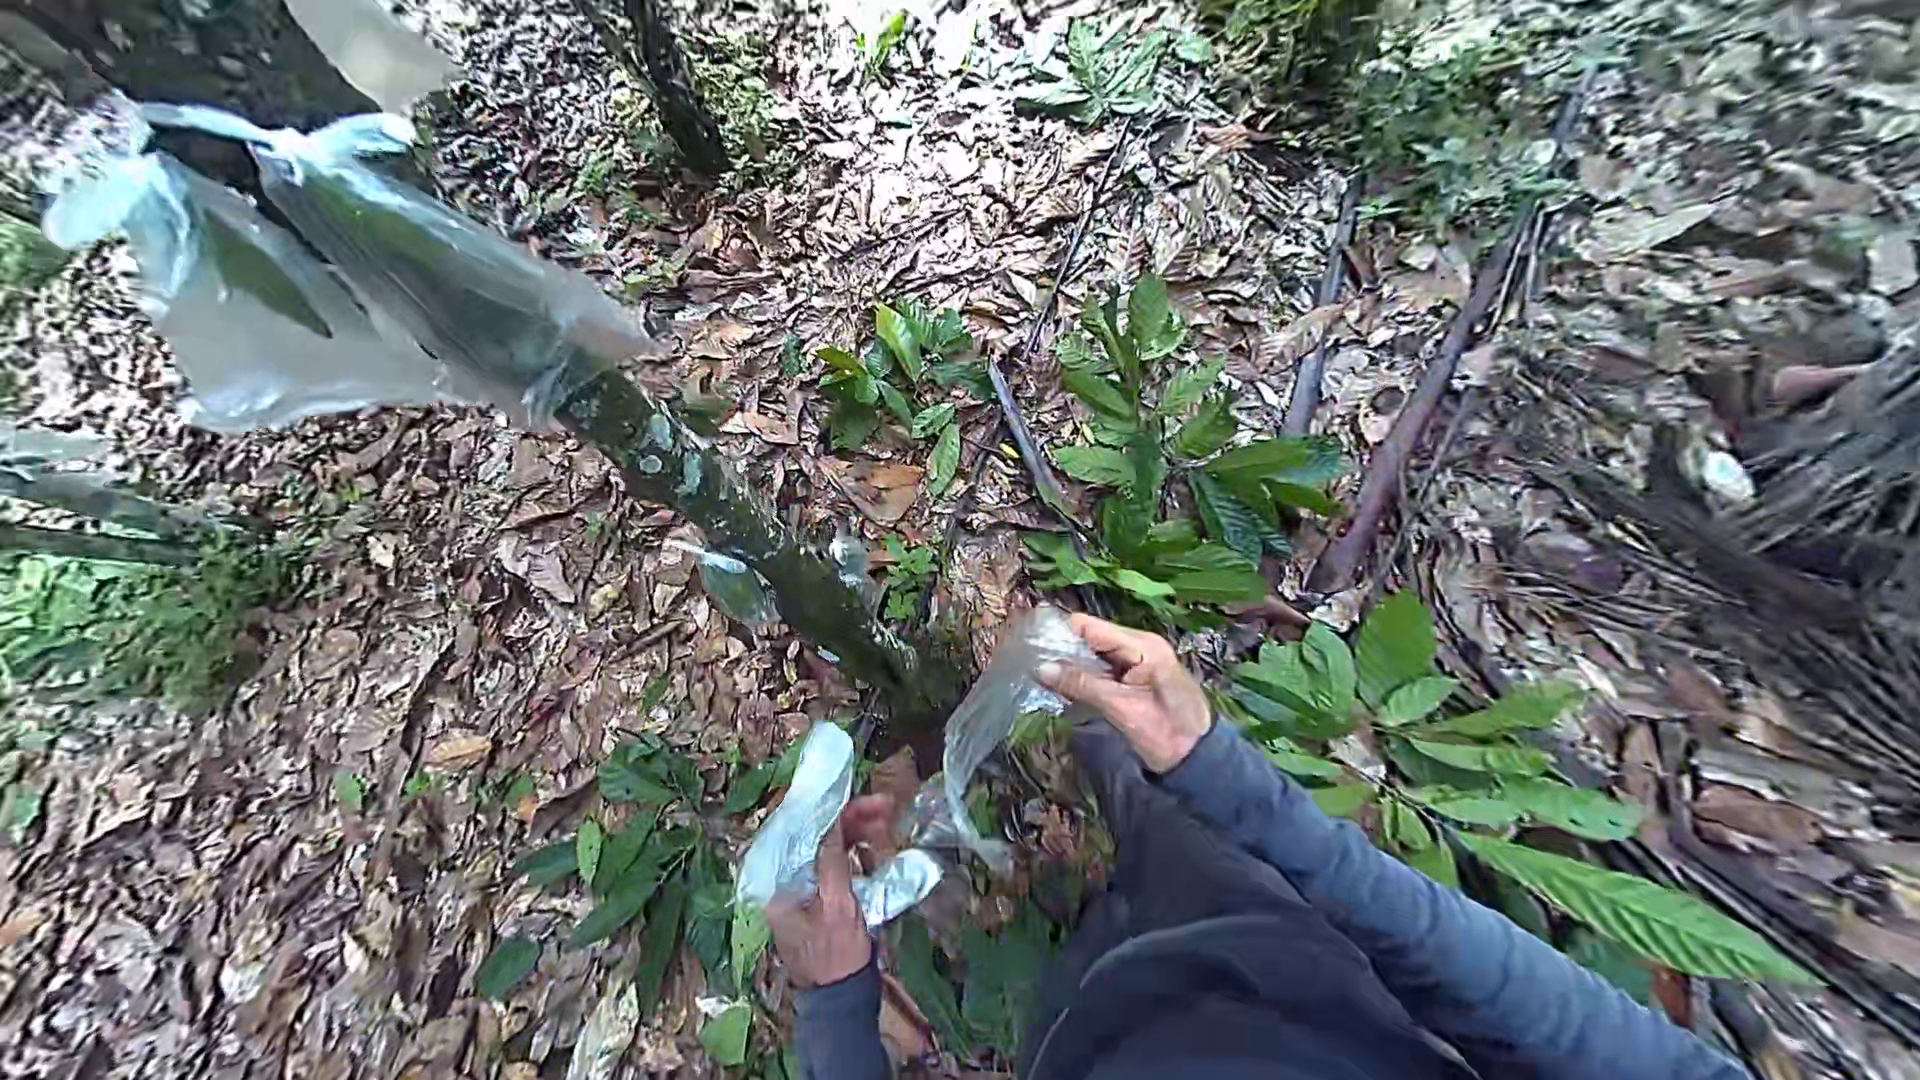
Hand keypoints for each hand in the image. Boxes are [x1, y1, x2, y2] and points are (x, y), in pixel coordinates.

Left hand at [766, 795, 892, 987]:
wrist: (842, 997)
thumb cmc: (837, 953)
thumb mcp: (837, 903)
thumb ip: (832, 858)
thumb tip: (832, 817)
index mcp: (777, 880)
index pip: (795, 828)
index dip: (823, 805)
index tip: (849, 789)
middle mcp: (782, 877)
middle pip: (814, 830)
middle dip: (848, 814)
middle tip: (882, 804)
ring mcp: (799, 882)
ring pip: (826, 840)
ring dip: (855, 825)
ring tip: (886, 814)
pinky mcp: (815, 888)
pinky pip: (832, 855)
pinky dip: (853, 843)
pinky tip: (874, 834)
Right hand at [1038, 613, 1211, 772]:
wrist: (1200, 763)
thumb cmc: (1165, 733)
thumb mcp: (1120, 708)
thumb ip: (1081, 684)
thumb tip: (1041, 668)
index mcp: (1141, 645)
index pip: (1090, 626)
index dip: (1060, 632)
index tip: (1031, 642)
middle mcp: (1140, 645)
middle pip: (1091, 637)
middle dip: (1062, 649)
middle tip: (1031, 662)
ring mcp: (1139, 660)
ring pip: (1094, 653)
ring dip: (1071, 663)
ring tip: (1040, 673)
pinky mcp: (1136, 676)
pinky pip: (1103, 668)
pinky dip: (1084, 675)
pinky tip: (1063, 685)